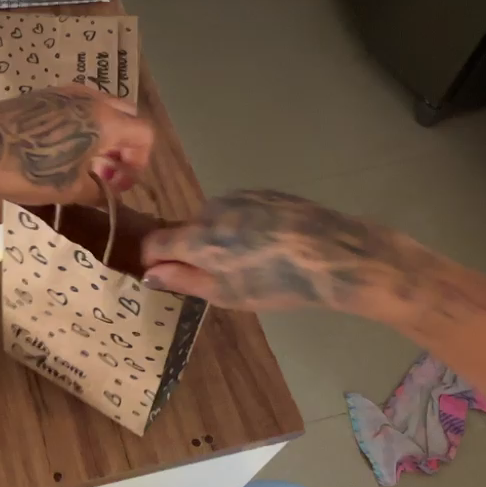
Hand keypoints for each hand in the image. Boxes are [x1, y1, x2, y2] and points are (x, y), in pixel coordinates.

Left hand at [0, 85, 152, 206]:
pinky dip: (79, 125)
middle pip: (125, 115)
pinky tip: (60, 149)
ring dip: (102, 134)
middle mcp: (89, 99)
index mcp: (105, 121)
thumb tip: (107, 194)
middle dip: (123, 145)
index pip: (144, 134)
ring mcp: (63, 92)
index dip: (140, 162)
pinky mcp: (41, 94)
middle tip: (106, 172)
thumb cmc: (29, 173)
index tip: (121, 184)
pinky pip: (74, 105)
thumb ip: (98, 191)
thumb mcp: (70, 191)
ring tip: (83, 162)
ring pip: (98, 108)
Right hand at [141, 189, 445, 317]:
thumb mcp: (226, 294)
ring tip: (252, 261)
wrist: (335, 256)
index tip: (168, 275)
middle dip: (193, 251)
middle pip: (186, 231)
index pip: (154, 242)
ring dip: (220, 238)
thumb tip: (149, 273)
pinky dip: (243, 226)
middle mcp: (210, 210)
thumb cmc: (276, 284)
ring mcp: (238, 197)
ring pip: (213, 219)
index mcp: (196, 237)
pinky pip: (238, 210)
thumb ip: (183, 280)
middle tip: (223, 276)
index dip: (155, 260)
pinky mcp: (264, 192)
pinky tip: (269, 244)